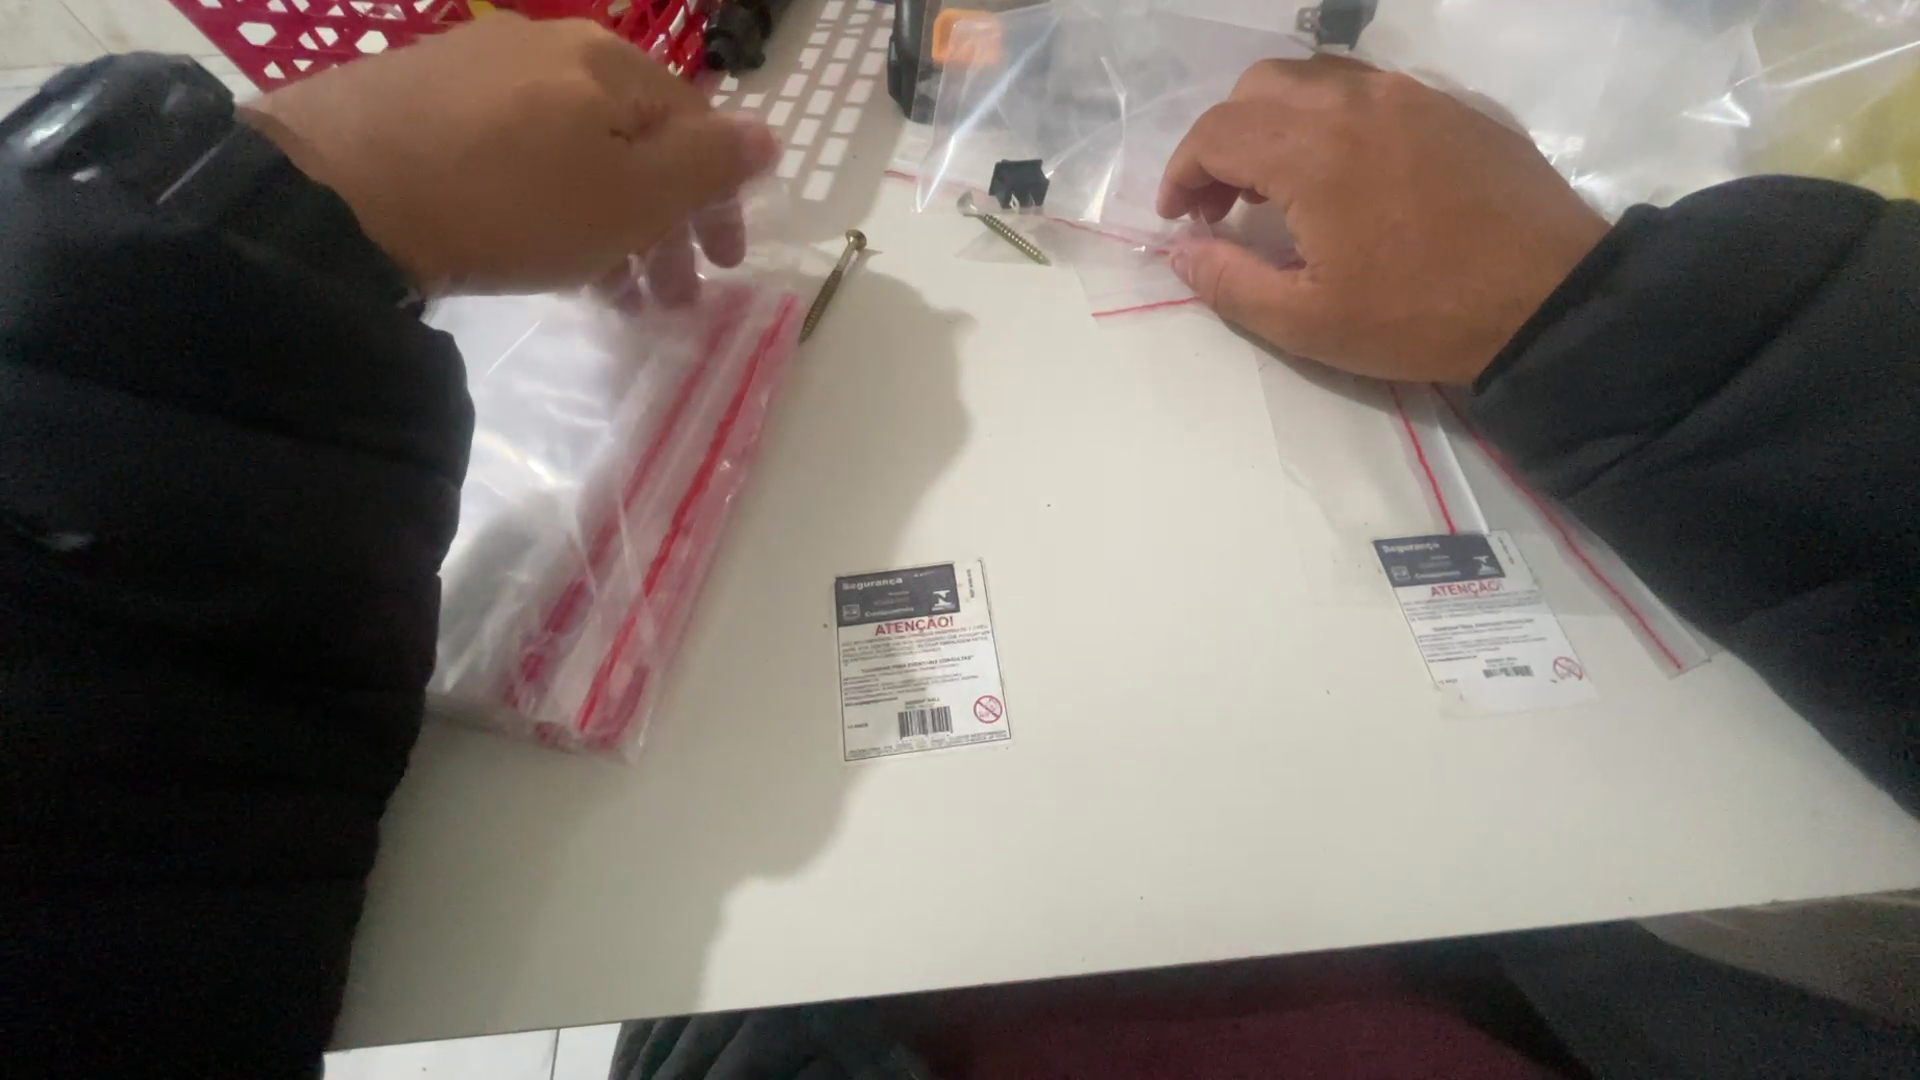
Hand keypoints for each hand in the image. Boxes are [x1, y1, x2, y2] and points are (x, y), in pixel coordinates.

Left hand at [240, 14, 779, 295]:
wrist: (340, 196)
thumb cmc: (519, 204)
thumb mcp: (638, 196)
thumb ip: (711, 165)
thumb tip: (771, 135)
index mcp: (613, 67)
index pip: (698, 131)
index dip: (721, 203)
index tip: (725, 266)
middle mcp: (554, 51)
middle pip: (639, 146)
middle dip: (668, 229)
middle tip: (672, 298)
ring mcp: (486, 70)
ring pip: (585, 158)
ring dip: (617, 230)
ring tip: (617, 295)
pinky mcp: (433, 101)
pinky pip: (530, 159)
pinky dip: (561, 209)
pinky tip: (554, 254)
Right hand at [1157, 56, 1607, 383]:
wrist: (1547, 299)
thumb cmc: (1415, 318)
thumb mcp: (1303, 321)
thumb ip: (1226, 281)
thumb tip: (1180, 251)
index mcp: (1316, 154)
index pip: (1217, 133)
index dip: (1180, 173)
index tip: (1177, 219)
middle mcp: (1358, 102)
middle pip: (1256, 88)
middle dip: (1218, 143)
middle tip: (1217, 205)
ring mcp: (1409, 94)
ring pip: (1309, 79)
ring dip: (1268, 126)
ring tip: (1269, 192)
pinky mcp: (1446, 104)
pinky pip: (1360, 89)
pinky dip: (1319, 120)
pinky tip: (1331, 178)